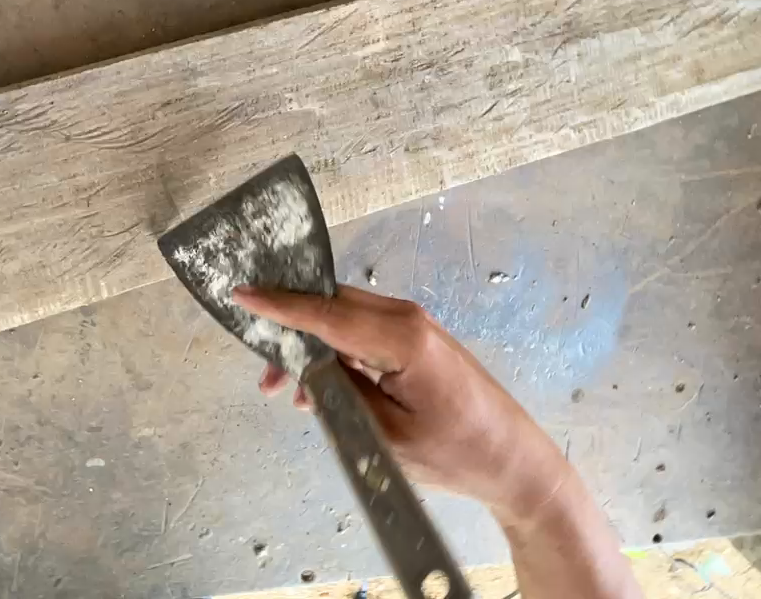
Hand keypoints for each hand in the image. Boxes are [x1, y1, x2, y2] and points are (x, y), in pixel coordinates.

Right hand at [235, 284, 571, 526]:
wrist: (519, 465)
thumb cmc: (458, 455)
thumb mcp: (389, 435)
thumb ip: (342, 392)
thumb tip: (305, 368)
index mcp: (401, 337)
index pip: (325, 312)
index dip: (278, 305)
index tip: (241, 294)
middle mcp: (405, 316)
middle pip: (329, 306)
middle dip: (290, 331)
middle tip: (265, 375)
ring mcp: (411, 323)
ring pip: (341, 318)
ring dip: (311, 345)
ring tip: (288, 392)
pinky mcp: (414, 336)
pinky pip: (359, 331)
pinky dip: (334, 351)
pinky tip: (322, 388)